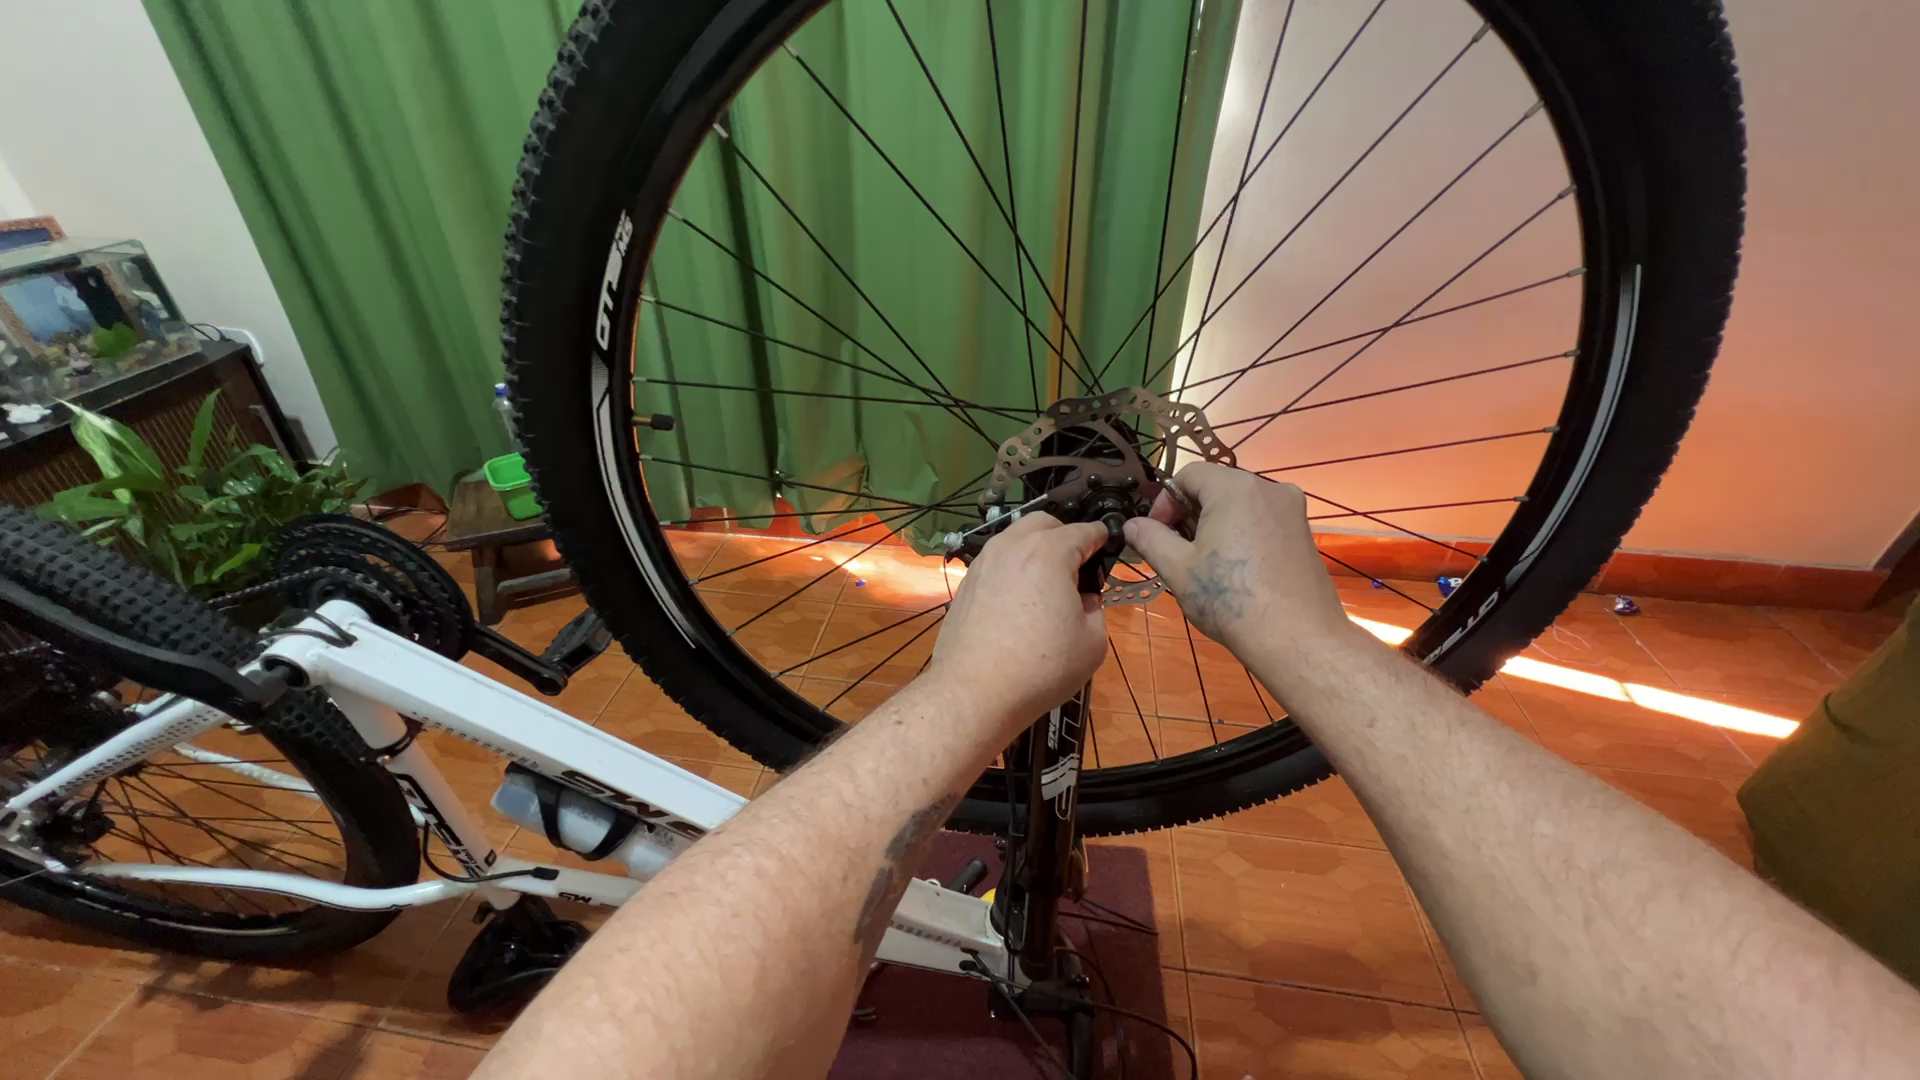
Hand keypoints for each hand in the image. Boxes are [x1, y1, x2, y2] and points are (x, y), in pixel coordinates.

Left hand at [925, 512, 1109, 736]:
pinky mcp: (966, 584)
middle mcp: (1012, 547)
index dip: (1100, 537)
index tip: (1108, 545)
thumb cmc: (1041, 667)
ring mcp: (983, 563)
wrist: (974, 692)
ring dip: (1035, 549)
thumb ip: (1096, 610)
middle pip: (1044, 523)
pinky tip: (1018, 599)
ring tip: (1047, 582)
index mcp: (1049, 553)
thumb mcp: (1092, 642)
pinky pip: (996, 562)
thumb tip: (1085, 599)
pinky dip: (1012, 568)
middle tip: (1077, 565)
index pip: (1083, 531)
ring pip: (1014, 538)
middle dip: (1064, 535)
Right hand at [1122, 464, 1349, 655]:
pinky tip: (1234, 572)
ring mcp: (1292, 511)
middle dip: (1189, 515)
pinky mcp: (1304, 535)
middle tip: (1175, 551)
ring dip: (1214, 526)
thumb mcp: (1177, 568)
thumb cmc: (1230, 598)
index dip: (1164, 502)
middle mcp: (1269, 488)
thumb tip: (1132, 525)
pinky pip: (1261, 523)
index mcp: (1235, 487)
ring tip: (1203, 565)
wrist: (1296, 638)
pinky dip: (1241, 536)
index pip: (1188, 475)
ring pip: (1239, 507)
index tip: (1154, 533)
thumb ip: (1150, 538)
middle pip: (1216, 488)